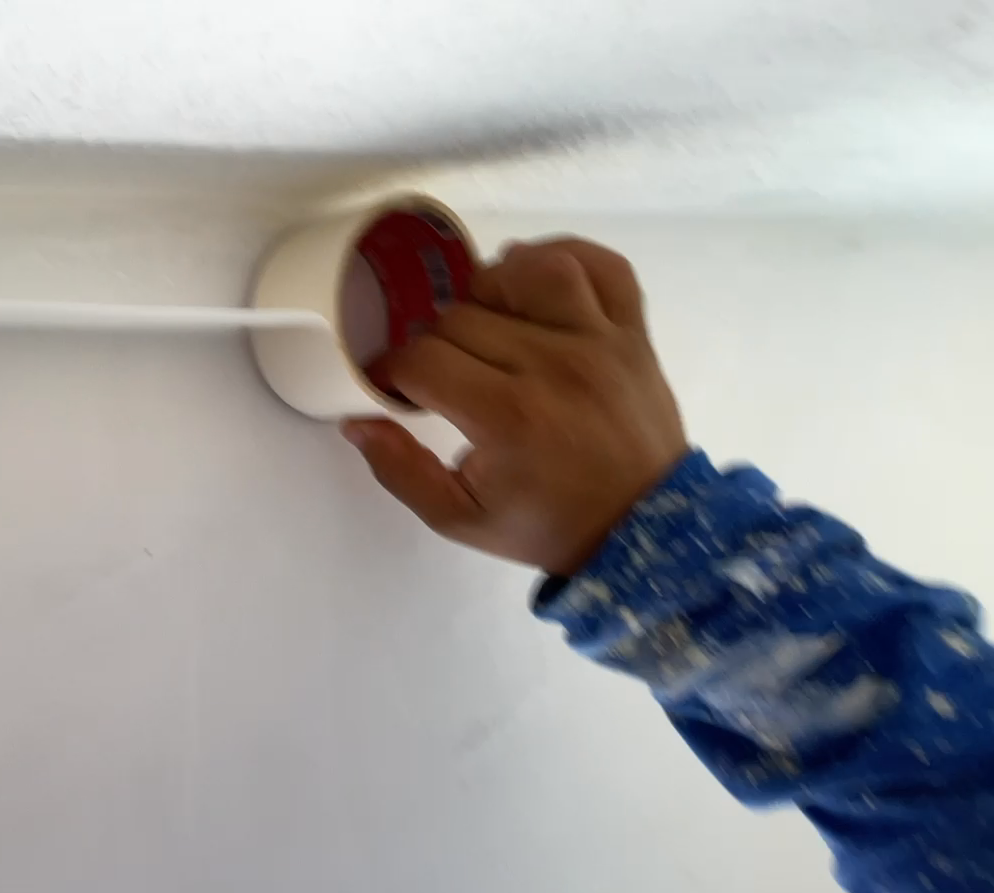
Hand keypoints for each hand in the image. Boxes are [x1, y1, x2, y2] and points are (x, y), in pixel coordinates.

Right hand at [342, 238, 687, 576]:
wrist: (642, 526)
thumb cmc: (541, 523)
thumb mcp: (454, 517)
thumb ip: (399, 470)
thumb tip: (356, 422)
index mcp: (507, 415)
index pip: (422, 361)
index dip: (390, 372)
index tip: (392, 390)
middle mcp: (554, 365)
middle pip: (460, 317)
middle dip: (427, 342)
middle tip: (431, 374)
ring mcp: (600, 340)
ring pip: (528, 272)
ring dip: (486, 290)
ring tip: (476, 320)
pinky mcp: (632, 331)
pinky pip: (600, 265)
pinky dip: (558, 260)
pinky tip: (528, 284)